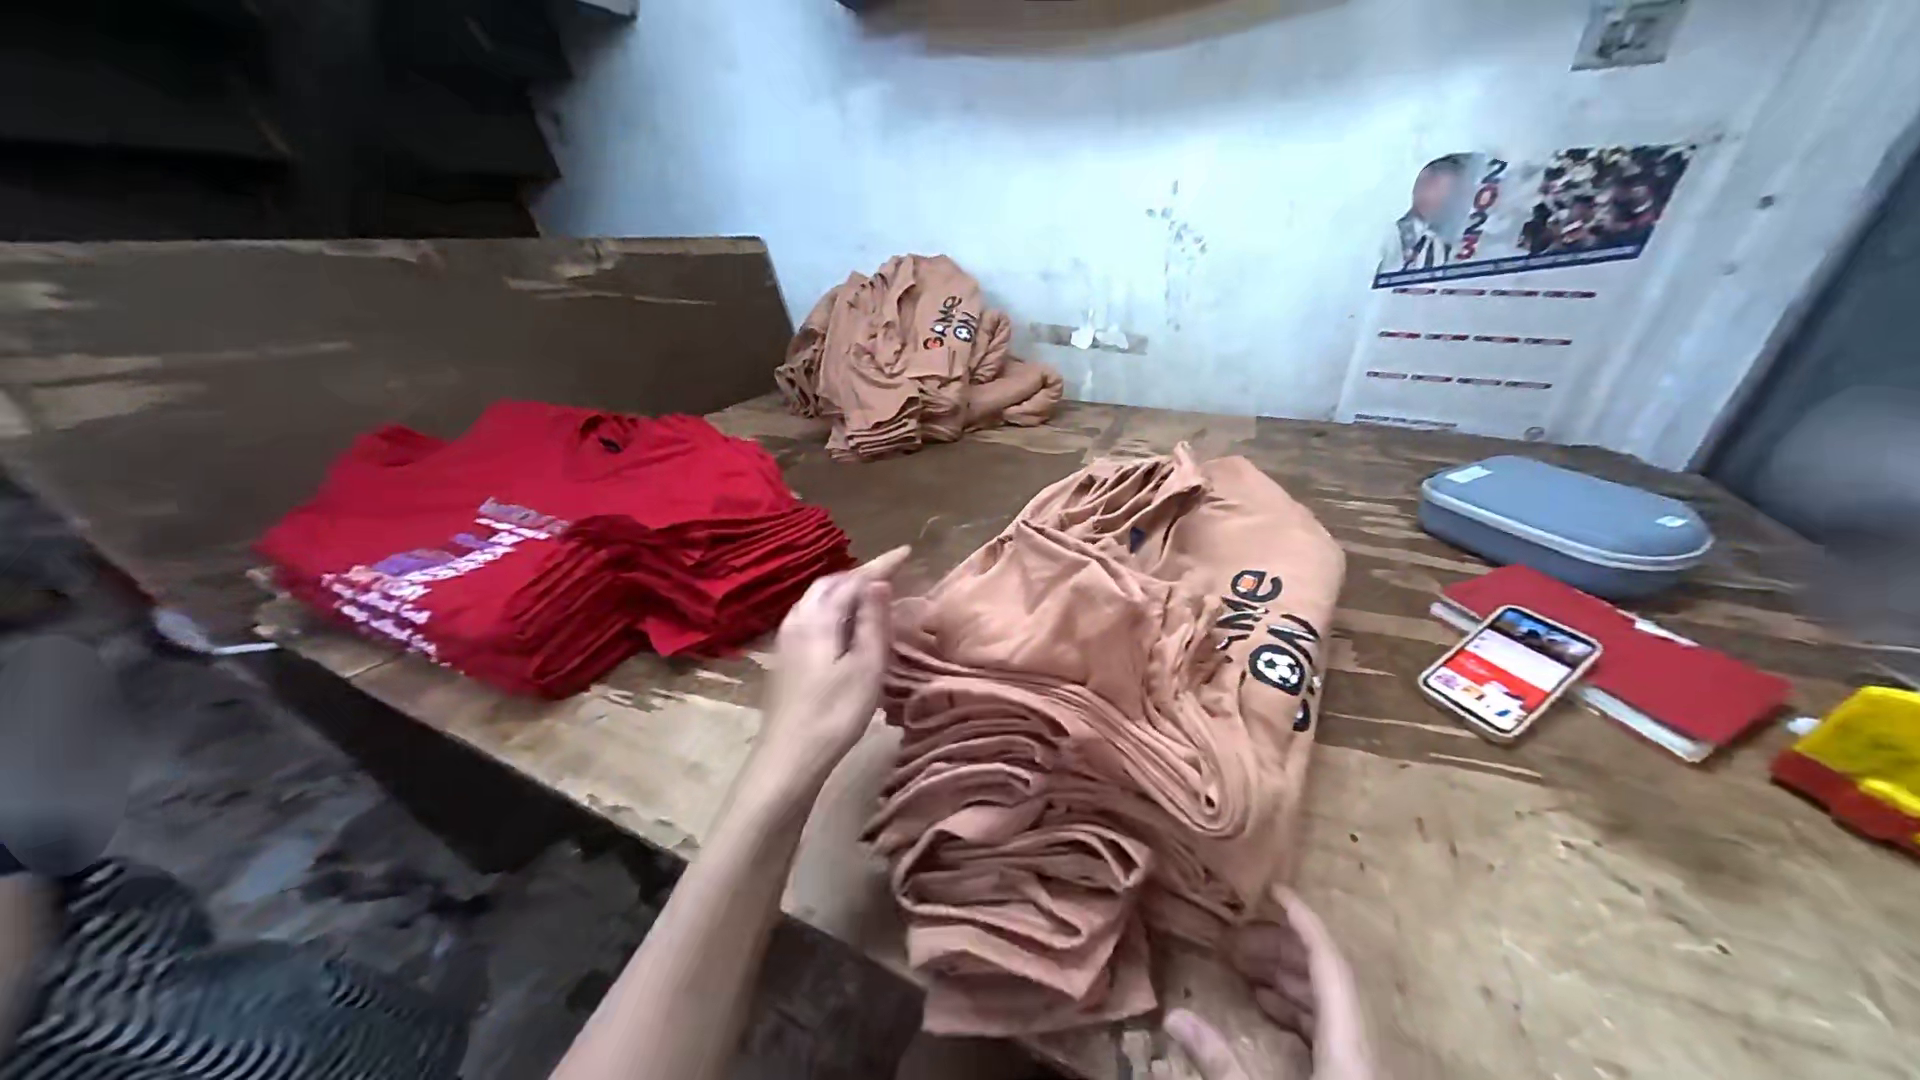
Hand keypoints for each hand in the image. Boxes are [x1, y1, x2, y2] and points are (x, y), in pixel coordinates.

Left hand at [751, 546, 909, 797]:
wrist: (789, 756)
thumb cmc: (835, 712)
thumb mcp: (866, 667)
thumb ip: (873, 622)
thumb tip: (879, 582)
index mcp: (818, 617)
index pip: (854, 579)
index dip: (882, 564)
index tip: (907, 552)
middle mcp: (798, 618)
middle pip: (831, 582)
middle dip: (862, 573)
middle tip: (892, 571)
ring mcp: (787, 636)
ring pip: (819, 597)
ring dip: (846, 588)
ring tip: (872, 592)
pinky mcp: (786, 654)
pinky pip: (812, 613)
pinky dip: (834, 605)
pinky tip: (845, 620)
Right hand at [1164, 889, 1373, 1079]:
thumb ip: (1222, 1065)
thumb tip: (1174, 1014)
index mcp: (1351, 1051)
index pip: (1330, 966)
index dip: (1305, 922)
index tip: (1274, 890)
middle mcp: (1366, 1053)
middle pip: (1330, 980)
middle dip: (1282, 950)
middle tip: (1237, 938)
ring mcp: (1365, 1070)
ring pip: (1333, 1007)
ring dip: (1289, 981)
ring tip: (1245, 971)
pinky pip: (1333, 1032)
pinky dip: (1300, 1012)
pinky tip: (1269, 1015)